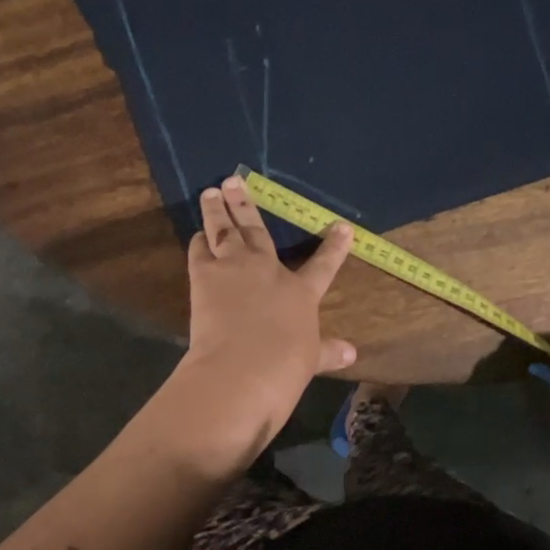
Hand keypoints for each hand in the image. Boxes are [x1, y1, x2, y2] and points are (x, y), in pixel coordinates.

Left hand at [181, 176, 355, 425]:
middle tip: (235, 180)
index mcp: (300, 293)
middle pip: (258, 230)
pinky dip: (199, 241)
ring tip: (211, 191)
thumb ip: (327, 352)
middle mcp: (268, 270)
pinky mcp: (205, 275)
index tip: (342, 226)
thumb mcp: (309, 360)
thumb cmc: (282, 369)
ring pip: (225, 230)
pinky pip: (200, 250)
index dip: (335, 246)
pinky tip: (197, 233)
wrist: (241, 369)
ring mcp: (235, 267)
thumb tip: (352, 354)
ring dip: (217, 209)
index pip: (324, 265)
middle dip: (247, 204)